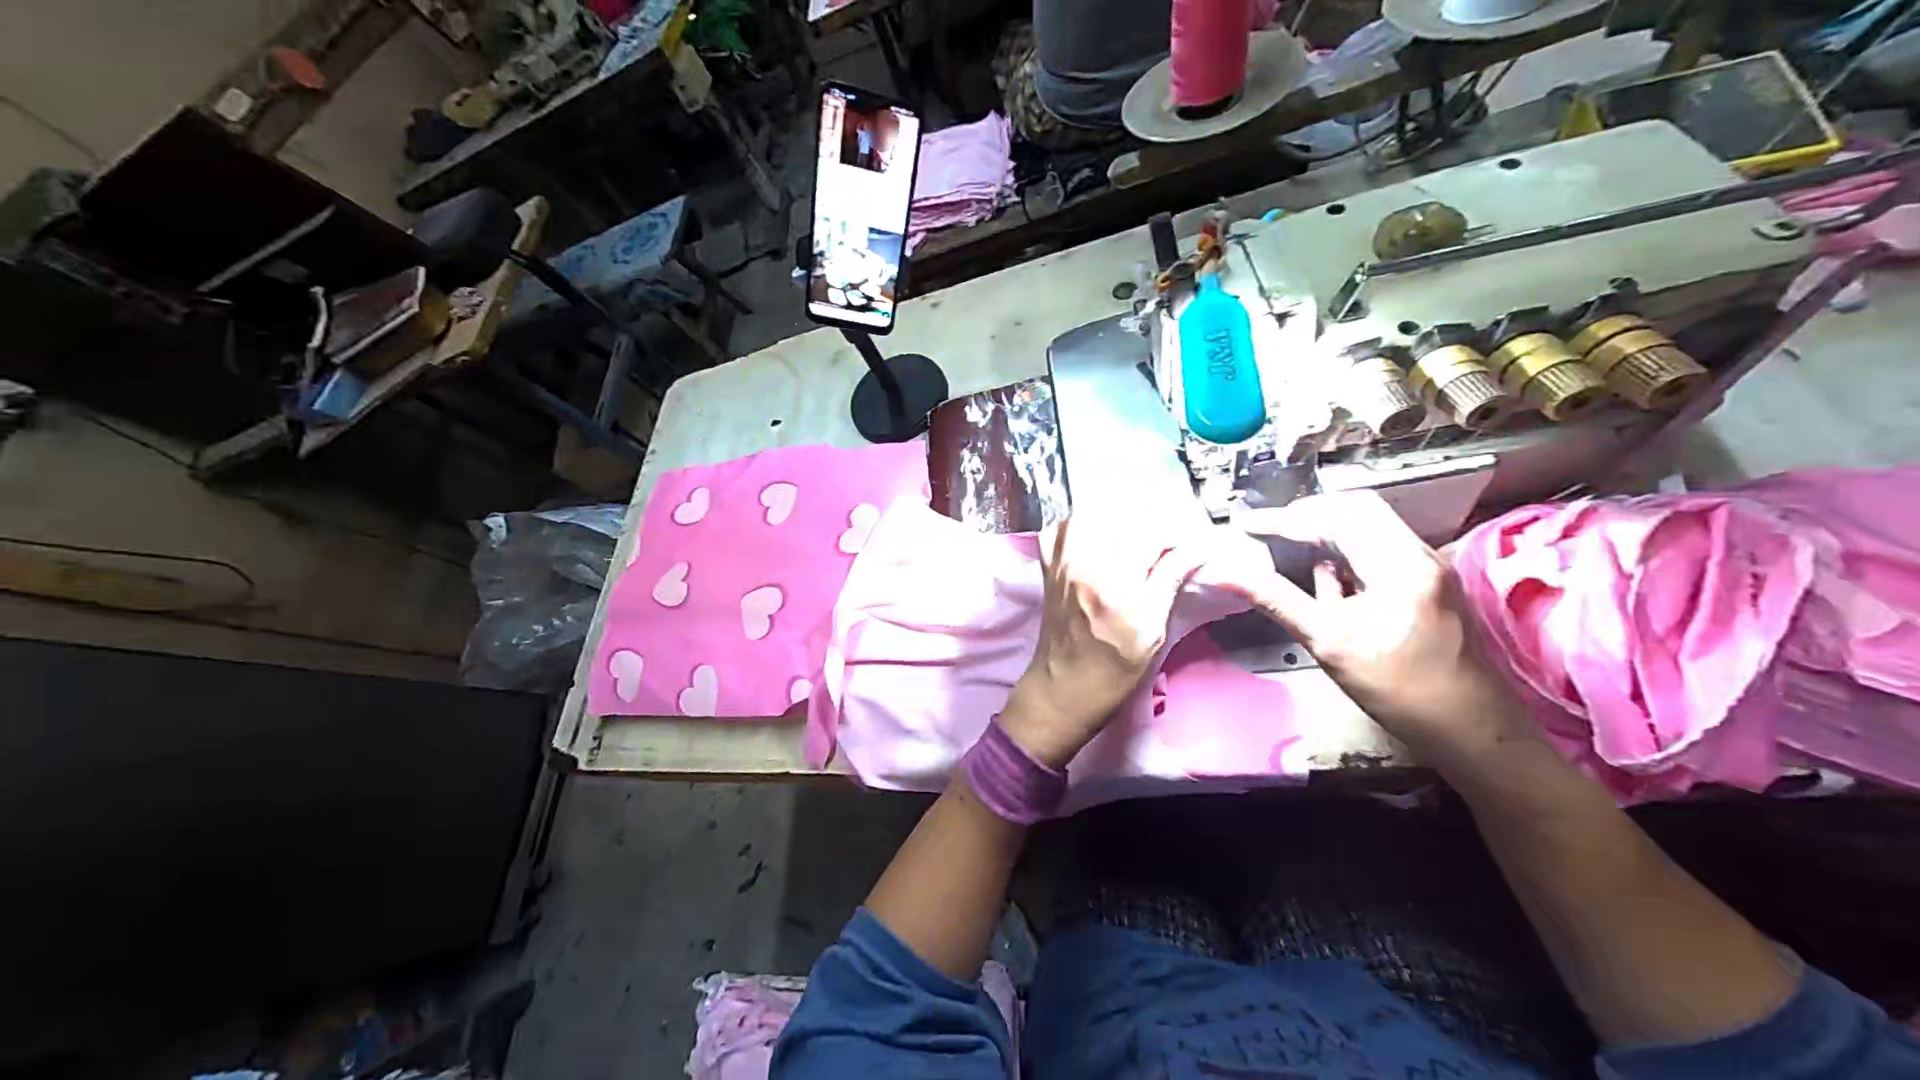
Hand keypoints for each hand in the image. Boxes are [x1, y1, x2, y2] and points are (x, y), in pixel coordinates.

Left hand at [1000, 515, 1205, 769]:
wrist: (1062, 686)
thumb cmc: (1111, 668)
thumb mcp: (1153, 628)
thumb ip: (1170, 578)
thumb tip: (1195, 547)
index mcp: (1108, 577)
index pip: (1152, 530)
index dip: (1178, 534)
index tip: (1193, 543)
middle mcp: (1079, 556)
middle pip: (1125, 513)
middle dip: (1153, 522)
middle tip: (1172, 541)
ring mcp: (1059, 553)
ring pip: (1099, 512)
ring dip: (1125, 520)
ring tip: (1143, 542)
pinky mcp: (1049, 557)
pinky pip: (1073, 523)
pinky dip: (1094, 524)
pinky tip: (1108, 542)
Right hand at [1230, 491, 1532, 765]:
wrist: (1471, 729)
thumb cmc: (1402, 690)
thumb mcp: (1329, 643)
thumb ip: (1276, 601)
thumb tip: (1225, 576)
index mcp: (1400, 564)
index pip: (1338, 514)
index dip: (1288, 517)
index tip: (1251, 524)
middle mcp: (1419, 556)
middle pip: (1356, 511)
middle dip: (1308, 516)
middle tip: (1269, 529)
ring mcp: (1426, 570)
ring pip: (1369, 529)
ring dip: (1326, 532)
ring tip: (1288, 546)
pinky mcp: (1425, 586)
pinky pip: (1379, 551)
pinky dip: (1345, 553)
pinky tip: (1324, 574)